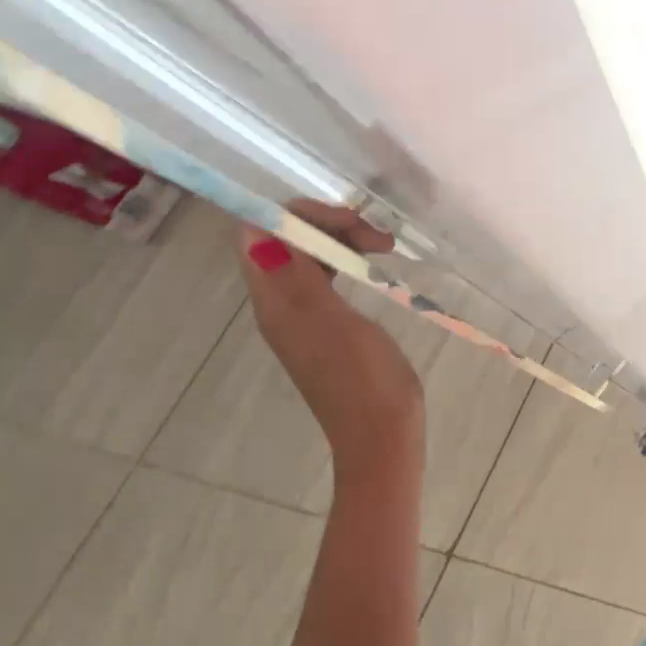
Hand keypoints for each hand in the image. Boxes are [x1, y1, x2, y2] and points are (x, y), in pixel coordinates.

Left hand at [236, 200, 423, 481]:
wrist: (382, 431)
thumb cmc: (363, 378)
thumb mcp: (335, 324)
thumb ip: (299, 280)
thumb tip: (259, 235)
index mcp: (275, 302)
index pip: (259, 234)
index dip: (298, 215)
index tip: (350, 219)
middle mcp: (281, 304)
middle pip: (285, 241)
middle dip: (328, 225)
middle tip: (380, 238)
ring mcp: (305, 316)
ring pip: (308, 257)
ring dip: (342, 241)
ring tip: (386, 248)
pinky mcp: (329, 326)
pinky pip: (326, 277)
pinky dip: (349, 262)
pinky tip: (377, 268)